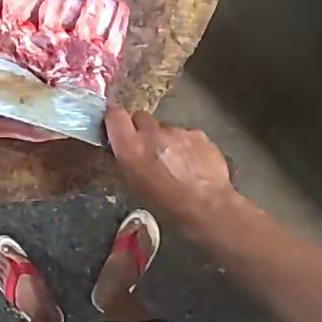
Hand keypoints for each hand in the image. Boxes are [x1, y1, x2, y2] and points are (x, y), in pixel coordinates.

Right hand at [105, 108, 239, 225]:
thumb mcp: (134, 187)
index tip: (116, 125)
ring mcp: (178, 131)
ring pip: (165, 128)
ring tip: (175, 162)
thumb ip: (124, 162)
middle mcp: (153, 133)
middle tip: (147, 148)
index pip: (115, 116)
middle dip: (141, 129)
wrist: (207, 205)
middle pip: (140, 118)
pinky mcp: (198, 133)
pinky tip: (193, 163)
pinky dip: (185, 145)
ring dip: (165, 139)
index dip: (114, 118)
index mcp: (132, 147)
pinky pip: (186, 135)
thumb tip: (118, 150)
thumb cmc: (165, 204)